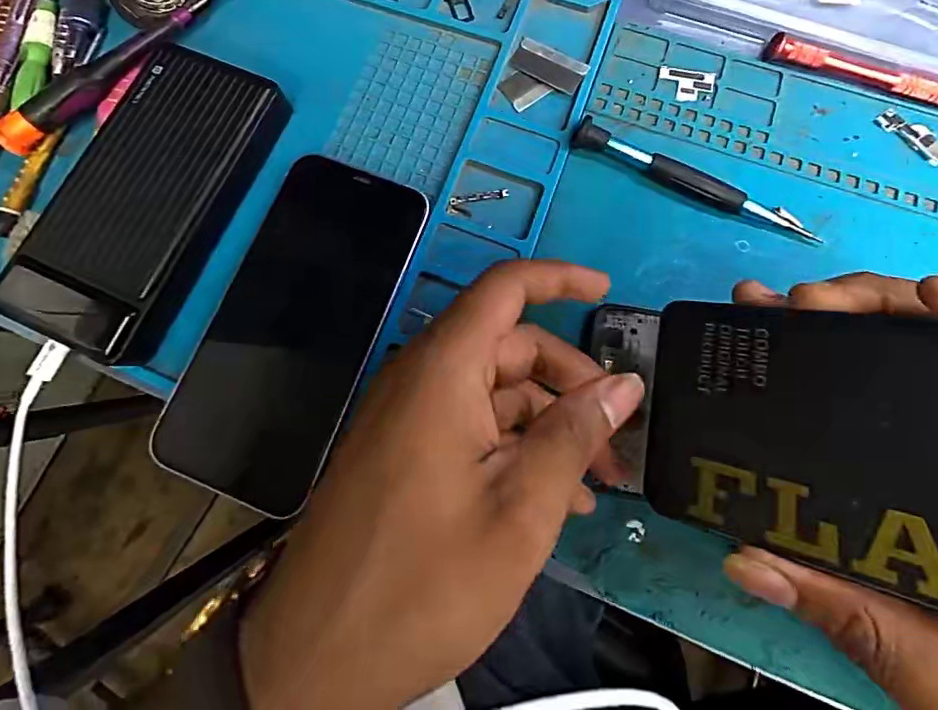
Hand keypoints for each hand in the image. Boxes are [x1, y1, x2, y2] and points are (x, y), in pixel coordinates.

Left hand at [240, 260, 643, 709]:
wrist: (313, 658)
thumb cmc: (423, 584)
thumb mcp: (519, 511)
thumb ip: (574, 436)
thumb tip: (623, 385)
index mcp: (443, 370)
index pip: (504, 288)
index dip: (559, 278)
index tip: (607, 289)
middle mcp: (422, 378)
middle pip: (510, 346)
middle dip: (571, 382)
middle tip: (619, 438)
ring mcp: (409, 415)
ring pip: (495, 391)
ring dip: (550, 422)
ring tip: (597, 481)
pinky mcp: (404, 450)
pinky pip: (471, 425)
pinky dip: (516, 446)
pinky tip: (553, 498)